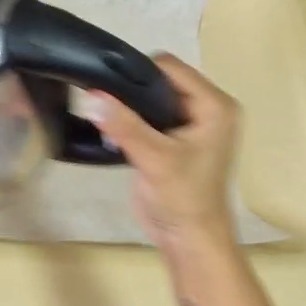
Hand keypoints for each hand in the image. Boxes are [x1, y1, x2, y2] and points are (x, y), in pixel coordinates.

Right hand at [90, 53, 239, 249]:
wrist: (187, 238)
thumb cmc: (183, 198)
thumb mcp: (155, 159)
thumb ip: (123, 125)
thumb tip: (90, 95)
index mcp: (215, 106)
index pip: (169, 67)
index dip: (137, 72)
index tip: (107, 85)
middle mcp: (204, 107)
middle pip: (157, 78)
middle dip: (129, 87)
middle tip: (101, 101)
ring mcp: (187, 123)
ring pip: (146, 95)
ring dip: (125, 103)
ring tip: (102, 114)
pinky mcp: (169, 137)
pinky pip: (143, 113)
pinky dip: (126, 117)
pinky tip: (109, 128)